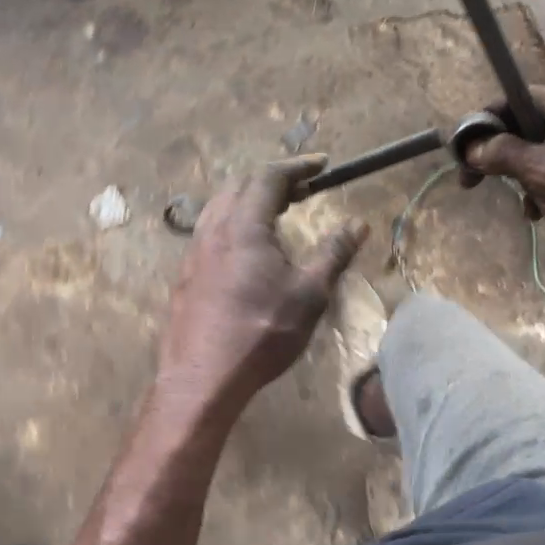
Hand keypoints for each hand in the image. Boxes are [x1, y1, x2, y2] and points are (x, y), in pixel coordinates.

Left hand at [159, 157, 366, 405]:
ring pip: (221, 204)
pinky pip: (211, 228)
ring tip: (279, 212)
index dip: (298, 166)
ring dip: (252, 198)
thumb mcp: (310, 294)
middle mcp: (214, 228)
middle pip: (241, 184)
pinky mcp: (186, 274)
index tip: (323, 165)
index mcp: (244, 225)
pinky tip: (250, 247)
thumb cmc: (261, 332)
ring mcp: (194, 251)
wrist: (201, 380)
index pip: (270, 176)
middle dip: (275, 179)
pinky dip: (236, 219)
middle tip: (304, 189)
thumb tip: (358, 224)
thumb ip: (334, 253)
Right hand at [465, 86, 544, 267]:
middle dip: (501, 154)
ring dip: (522, 176)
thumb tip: (470, 147)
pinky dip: (541, 186)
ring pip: (538, 149)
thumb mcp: (543, 174)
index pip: (517, 98)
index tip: (463, 150)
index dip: (486, 122)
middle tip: (472, 180)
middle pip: (525, 124)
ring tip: (524, 205)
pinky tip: (539, 212)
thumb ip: (503, 154)